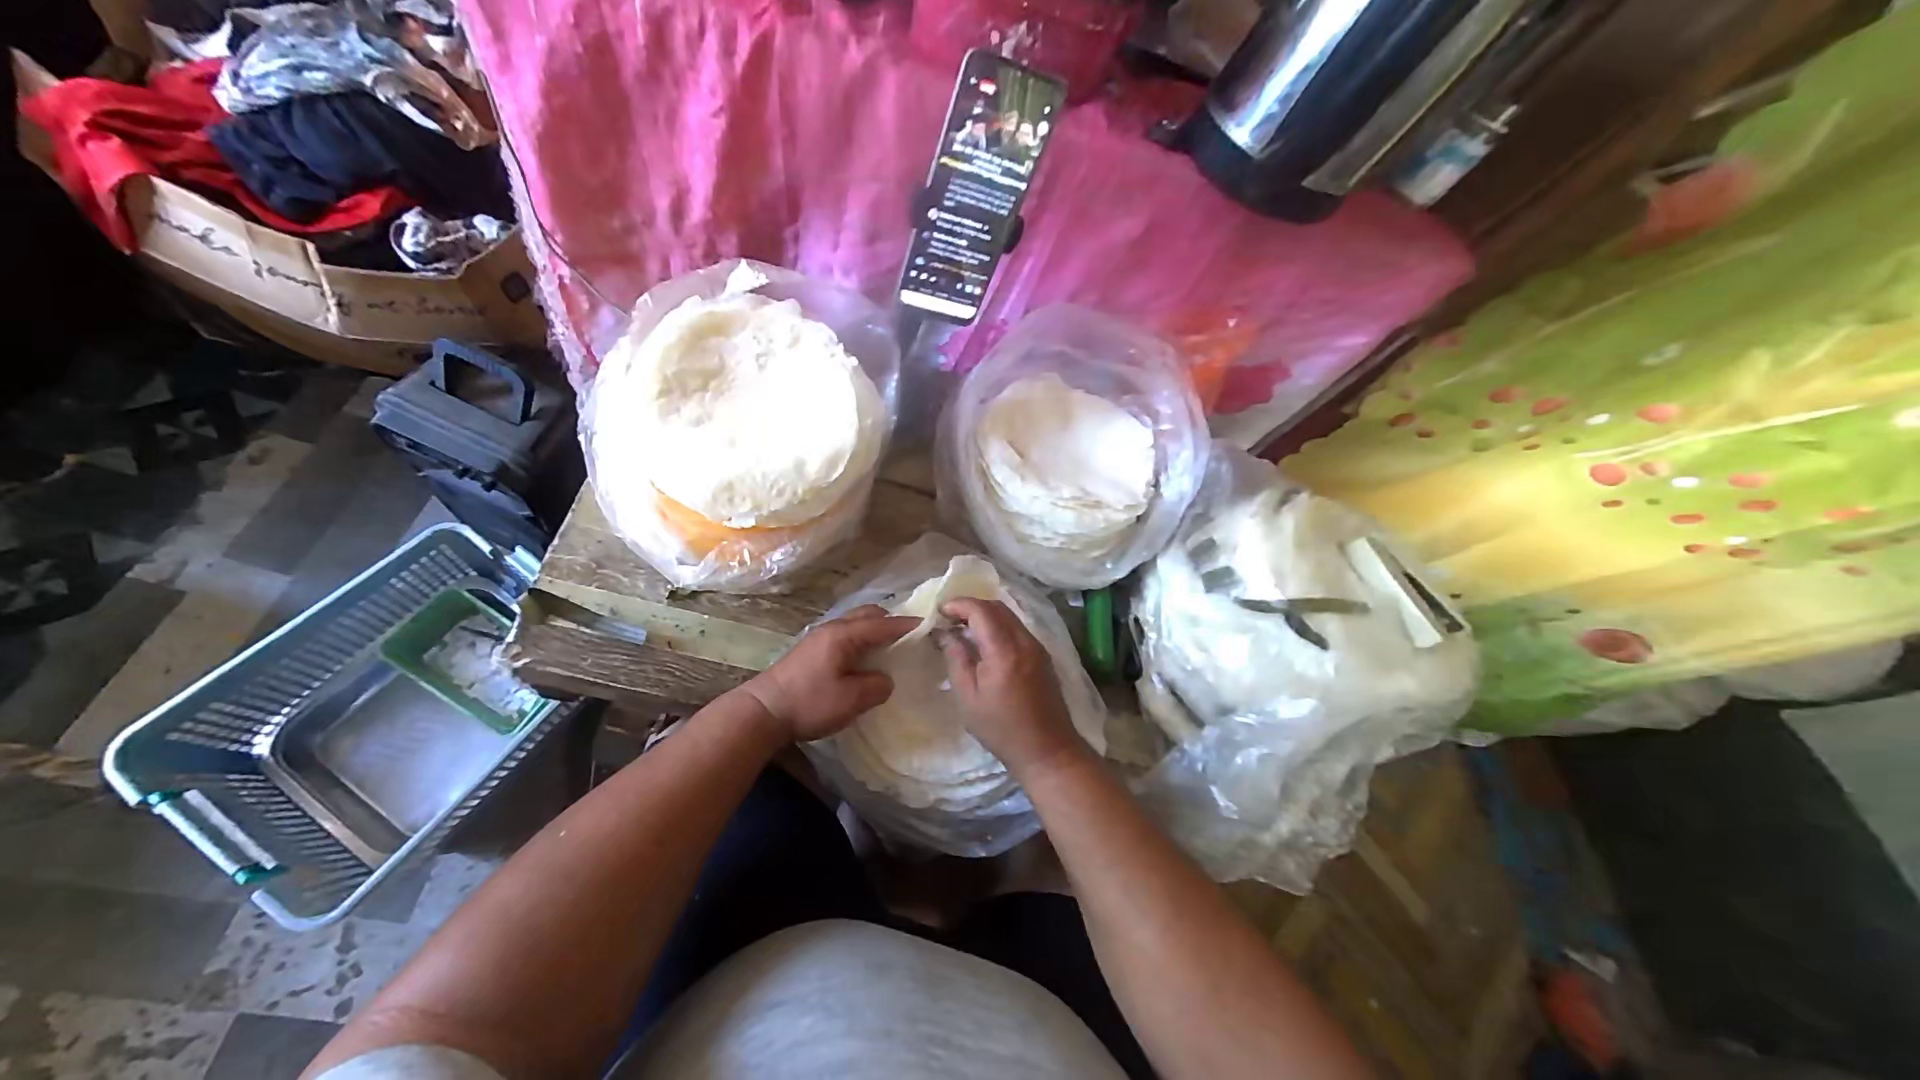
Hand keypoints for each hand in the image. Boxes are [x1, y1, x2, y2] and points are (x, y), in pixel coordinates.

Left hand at [739, 605, 917, 741]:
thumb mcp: (851, 700)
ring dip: (874, 631)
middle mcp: (833, 629)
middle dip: (891, 621)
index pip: (884, 624)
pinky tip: (865, 659)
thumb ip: (877, 686)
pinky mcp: (812, 651)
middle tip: (910, 637)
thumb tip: (885, 679)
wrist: (763, 711)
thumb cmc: (809, 702)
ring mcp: (819, 638)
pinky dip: (861, 640)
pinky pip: (845, 636)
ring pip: (855, 624)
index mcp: (845, 635)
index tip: (929, 626)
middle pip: (868, 615)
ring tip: (891, 648)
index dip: (907, 625)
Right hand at [938, 597, 1092, 778]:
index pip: (981, 610)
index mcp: (1005, 650)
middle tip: (948, 618)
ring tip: (963, 629)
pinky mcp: (1043, 656)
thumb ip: (956, 659)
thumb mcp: (968, 697)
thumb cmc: (1001, 728)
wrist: (1047, 750)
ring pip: (1010, 616)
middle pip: (997, 607)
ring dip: (986, 615)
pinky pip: (1018, 629)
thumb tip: (945, 633)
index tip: (939, 611)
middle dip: (971, 606)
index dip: (958, 604)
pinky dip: (999, 626)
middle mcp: (1025, 641)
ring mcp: (1037, 647)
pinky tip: (984, 642)